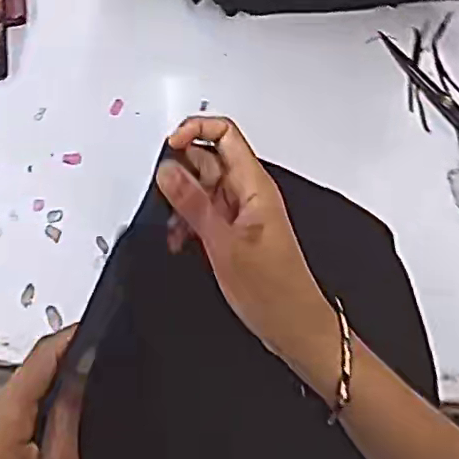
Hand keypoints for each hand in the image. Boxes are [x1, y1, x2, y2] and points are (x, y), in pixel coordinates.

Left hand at [0, 326, 82, 458]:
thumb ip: (68, 410)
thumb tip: (79, 371)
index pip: (35, 361)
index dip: (63, 340)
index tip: (84, 327)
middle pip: (25, 370)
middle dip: (57, 358)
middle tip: (88, 348)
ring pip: (20, 384)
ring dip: (48, 377)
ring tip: (79, 370)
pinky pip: (13, 402)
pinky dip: (36, 395)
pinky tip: (56, 398)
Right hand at [157, 117, 342, 399]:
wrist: (294, 328)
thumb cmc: (275, 292)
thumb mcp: (225, 244)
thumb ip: (193, 203)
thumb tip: (167, 170)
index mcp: (253, 184)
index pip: (224, 132)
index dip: (194, 129)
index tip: (169, 146)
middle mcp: (246, 190)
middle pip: (206, 156)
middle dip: (180, 169)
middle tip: (164, 190)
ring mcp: (238, 208)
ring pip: (199, 183)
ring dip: (180, 198)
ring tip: (173, 222)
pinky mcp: (230, 227)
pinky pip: (201, 207)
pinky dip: (185, 218)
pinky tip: (180, 238)